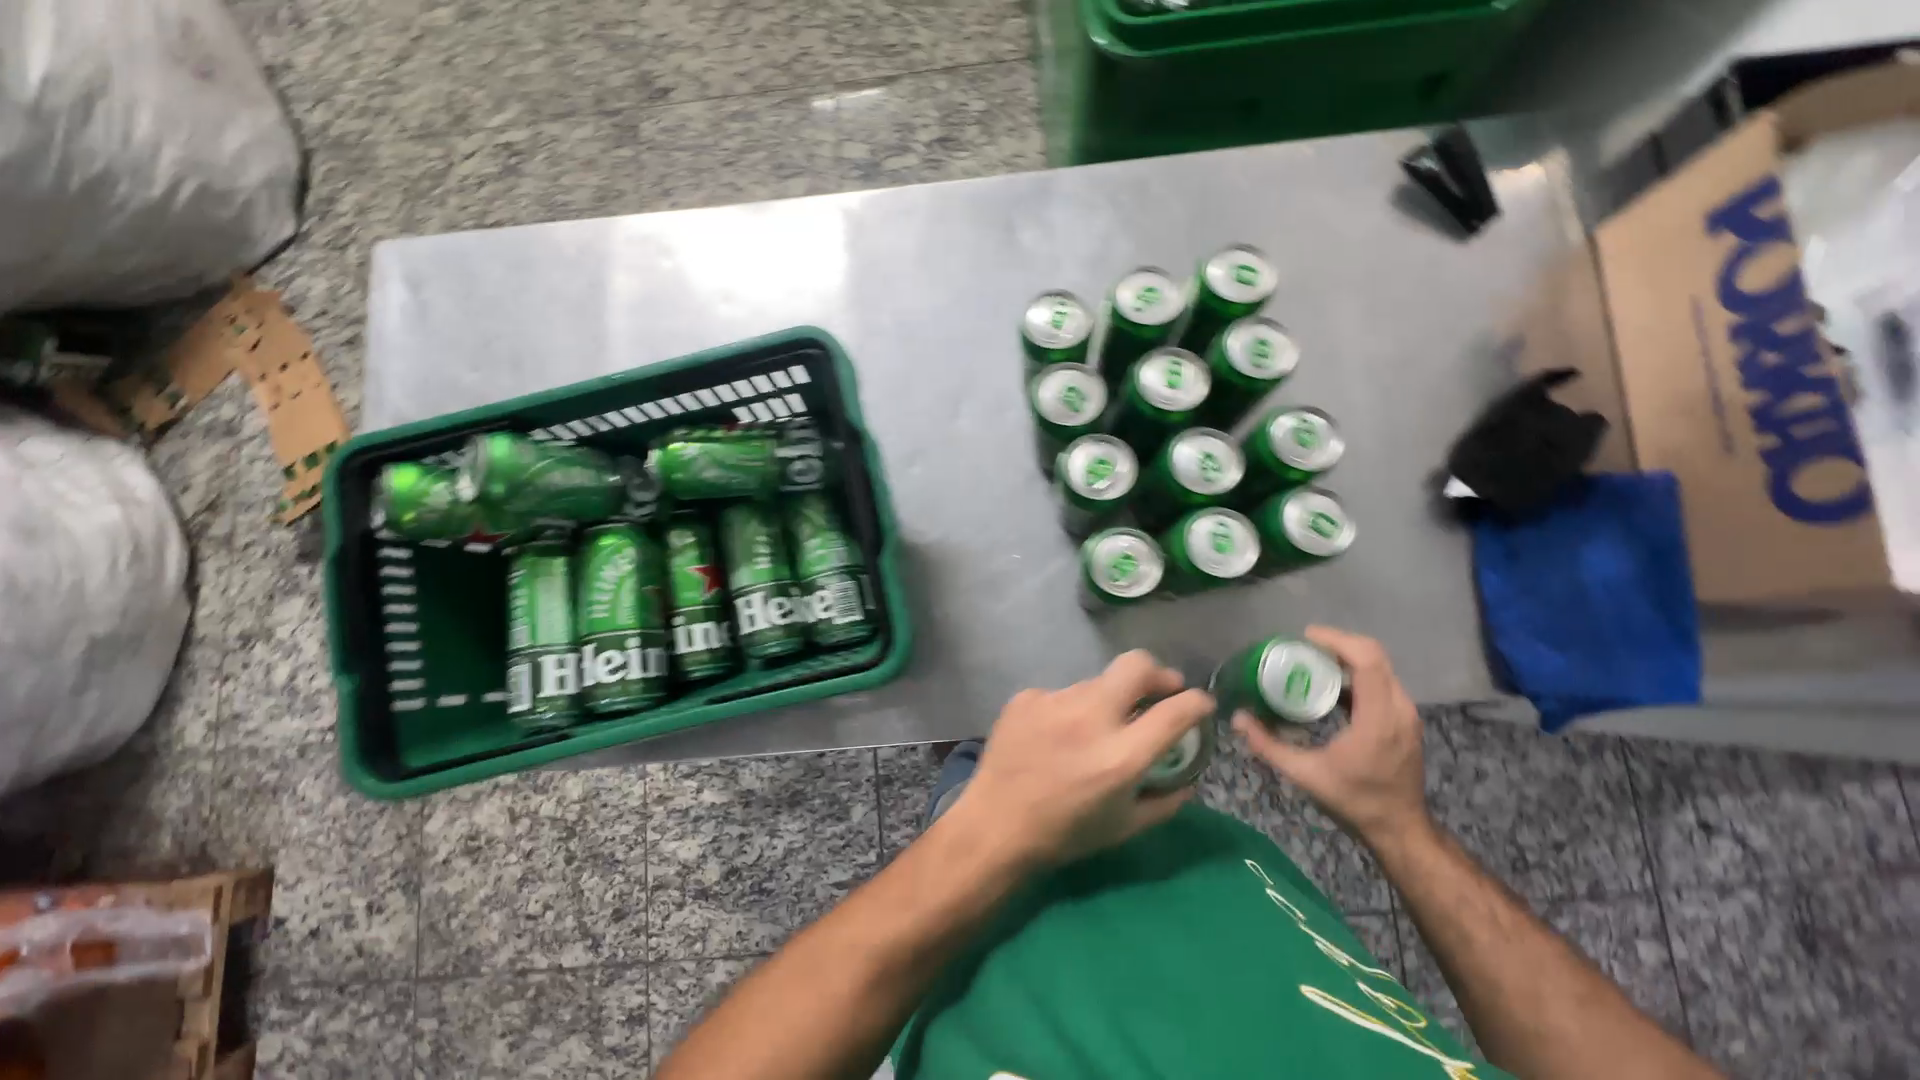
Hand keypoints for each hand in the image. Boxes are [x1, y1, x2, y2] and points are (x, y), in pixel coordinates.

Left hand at [948, 650, 1213, 869]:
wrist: (994, 826)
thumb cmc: (1065, 833)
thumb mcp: (1125, 827)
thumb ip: (1166, 801)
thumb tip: (1188, 778)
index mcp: (1121, 756)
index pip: (1175, 712)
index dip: (1197, 703)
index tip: (1201, 704)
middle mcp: (1091, 719)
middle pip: (1136, 665)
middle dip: (1158, 673)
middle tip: (1160, 690)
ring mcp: (1055, 702)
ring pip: (1096, 682)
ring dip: (1108, 699)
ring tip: (1094, 729)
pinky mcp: (1027, 698)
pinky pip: (1061, 696)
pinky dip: (1069, 711)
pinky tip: (1055, 737)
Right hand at [1231, 626, 1431, 848]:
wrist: (1399, 828)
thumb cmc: (1354, 801)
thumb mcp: (1305, 775)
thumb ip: (1269, 745)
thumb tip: (1238, 718)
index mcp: (1378, 718)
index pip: (1367, 660)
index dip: (1337, 641)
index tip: (1305, 638)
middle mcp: (1399, 709)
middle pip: (1374, 657)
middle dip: (1338, 645)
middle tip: (1303, 650)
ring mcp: (1407, 714)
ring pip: (1380, 668)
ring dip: (1348, 660)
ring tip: (1313, 665)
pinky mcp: (1406, 721)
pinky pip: (1383, 684)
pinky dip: (1357, 676)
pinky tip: (1331, 689)